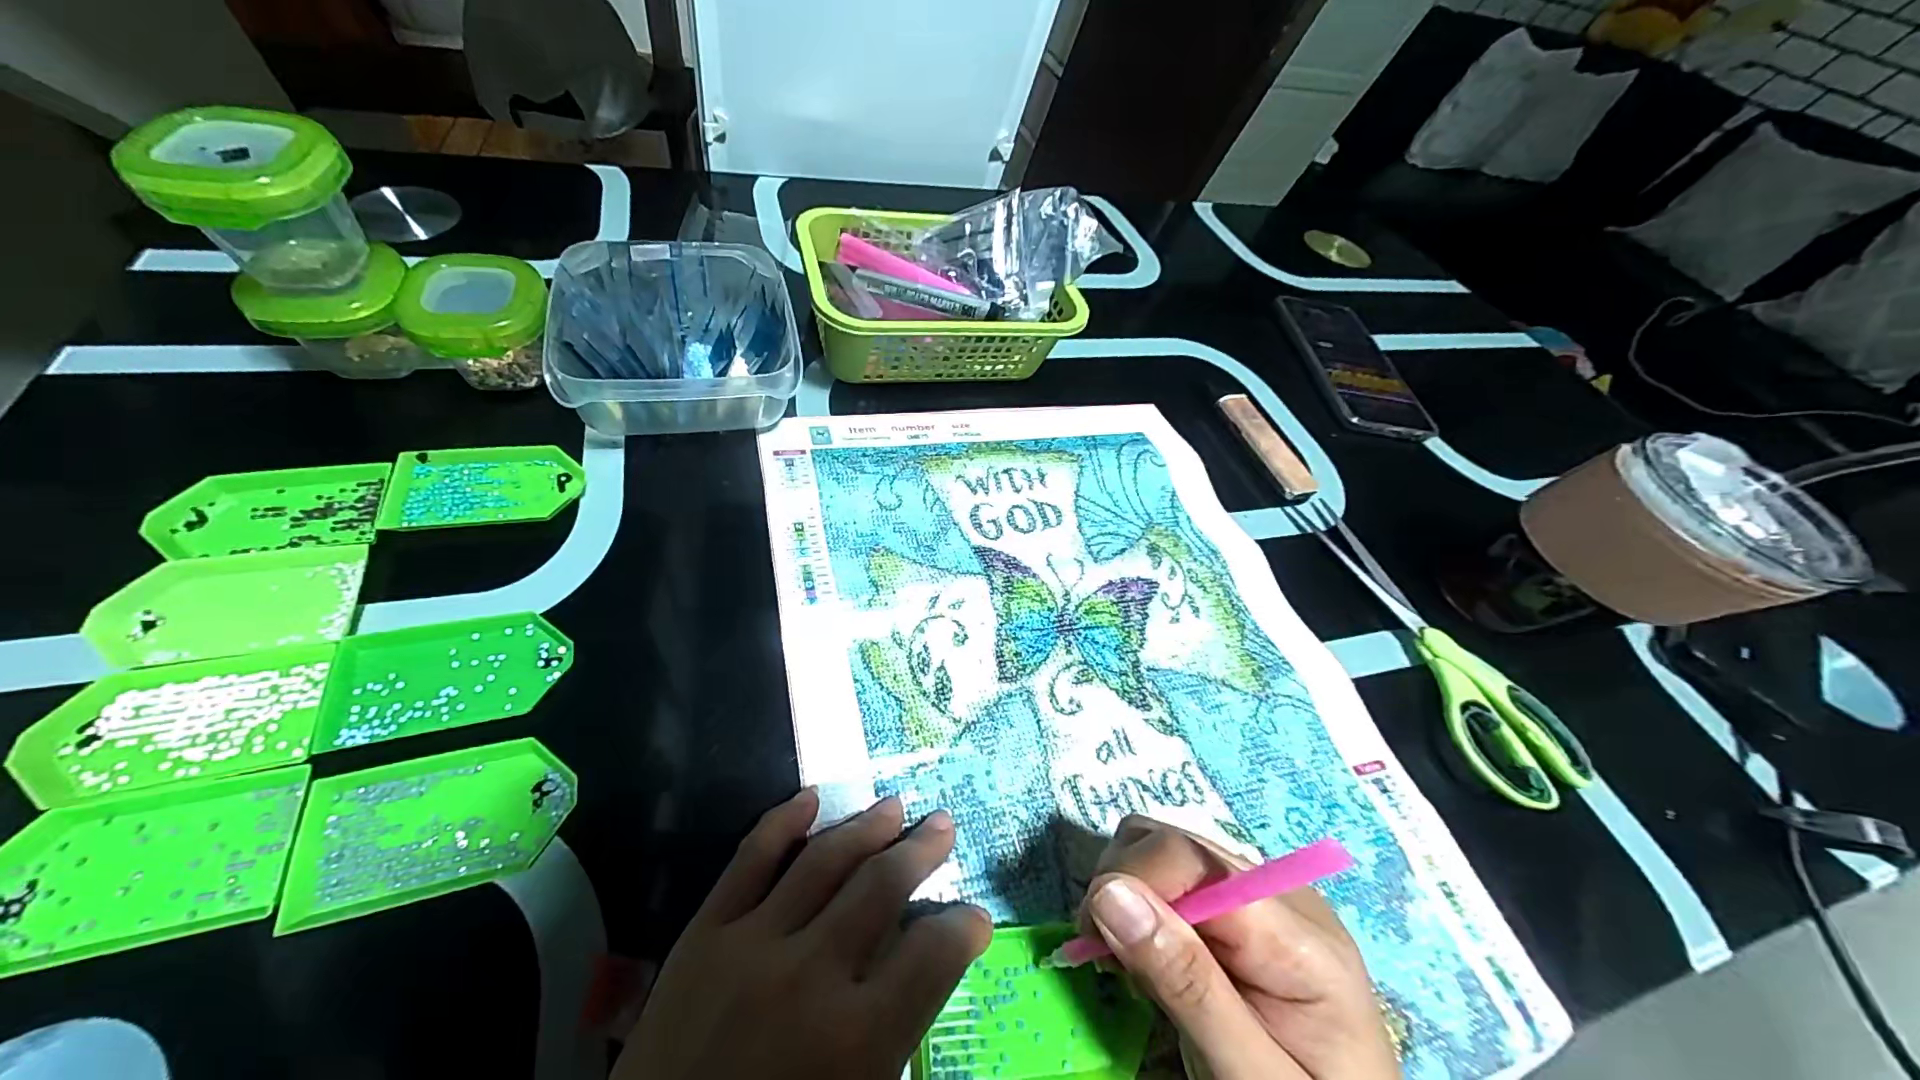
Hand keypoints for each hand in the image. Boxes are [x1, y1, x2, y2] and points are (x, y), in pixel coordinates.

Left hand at [614, 789, 990, 1079]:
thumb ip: (895, 1027)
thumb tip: (923, 961)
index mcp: (857, 1038)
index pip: (934, 954)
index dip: (964, 928)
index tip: (974, 917)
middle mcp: (810, 975)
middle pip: (881, 886)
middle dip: (922, 850)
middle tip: (943, 825)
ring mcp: (752, 945)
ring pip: (824, 861)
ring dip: (866, 827)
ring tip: (894, 805)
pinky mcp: (703, 934)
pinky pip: (749, 860)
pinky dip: (781, 823)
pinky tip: (809, 798)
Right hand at [1078, 815, 1399, 1079]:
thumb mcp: (1248, 1076)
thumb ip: (1186, 983)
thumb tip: (1109, 891)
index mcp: (1298, 934)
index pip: (1191, 858)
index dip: (1127, 883)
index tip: (1092, 944)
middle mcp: (1281, 891)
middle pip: (1174, 843)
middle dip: (1121, 887)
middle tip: (1108, 962)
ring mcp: (1264, 894)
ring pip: (1165, 848)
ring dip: (1127, 892)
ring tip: (1129, 961)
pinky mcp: (1243, 905)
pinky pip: (1175, 875)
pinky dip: (1143, 903)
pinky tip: (1149, 954)